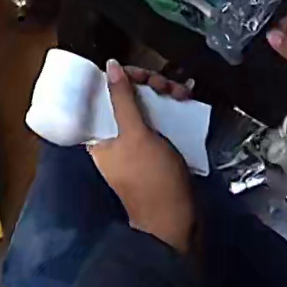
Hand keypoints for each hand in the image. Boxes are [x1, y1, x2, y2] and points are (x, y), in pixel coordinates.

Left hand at [88, 60, 194, 252]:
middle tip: (167, 87)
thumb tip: (109, 64)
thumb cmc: (150, 178)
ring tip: (183, 94)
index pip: (106, 91)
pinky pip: (160, 117)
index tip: (144, 76)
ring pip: (147, 104)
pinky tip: (186, 100)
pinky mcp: (156, 146)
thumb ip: (121, 98)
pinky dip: (172, 107)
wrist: (176, 221)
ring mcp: (136, 140)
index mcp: (100, 133)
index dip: (124, 78)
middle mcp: (115, 134)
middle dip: (149, 85)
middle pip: (128, 95)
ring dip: (164, 93)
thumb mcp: (134, 134)